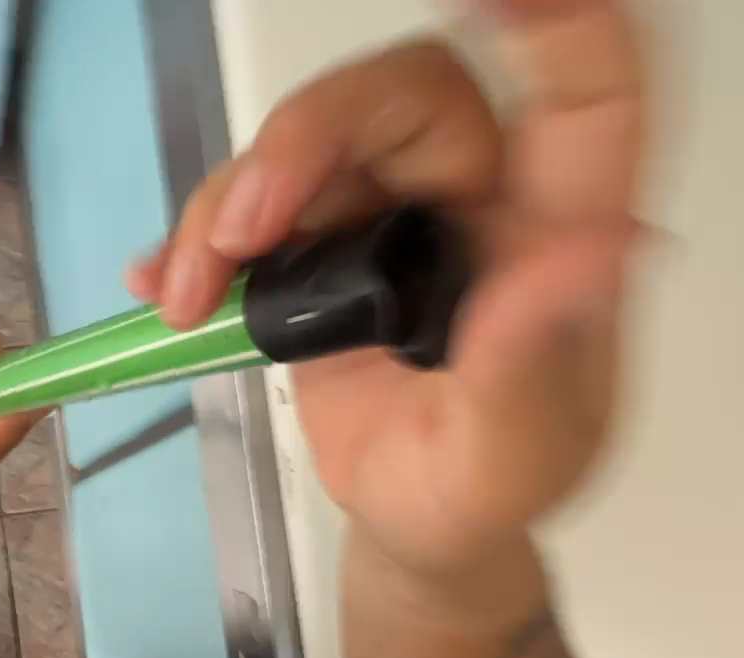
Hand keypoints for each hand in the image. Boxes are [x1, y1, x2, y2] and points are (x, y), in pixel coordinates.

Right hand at [129, 0, 645, 579]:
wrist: (407, 522)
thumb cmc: (473, 495)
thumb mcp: (512, 457)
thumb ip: (534, 372)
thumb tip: (579, 260)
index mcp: (550, 233)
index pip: (585, 92)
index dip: (556, 24)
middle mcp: (466, 205)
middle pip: (394, 99)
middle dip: (300, 145)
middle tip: (237, 237)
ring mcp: (378, 228)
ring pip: (296, 157)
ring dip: (220, 215)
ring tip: (182, 303)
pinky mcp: (308, 263)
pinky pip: (244, 220)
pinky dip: (192, 248)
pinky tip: (158, 284)